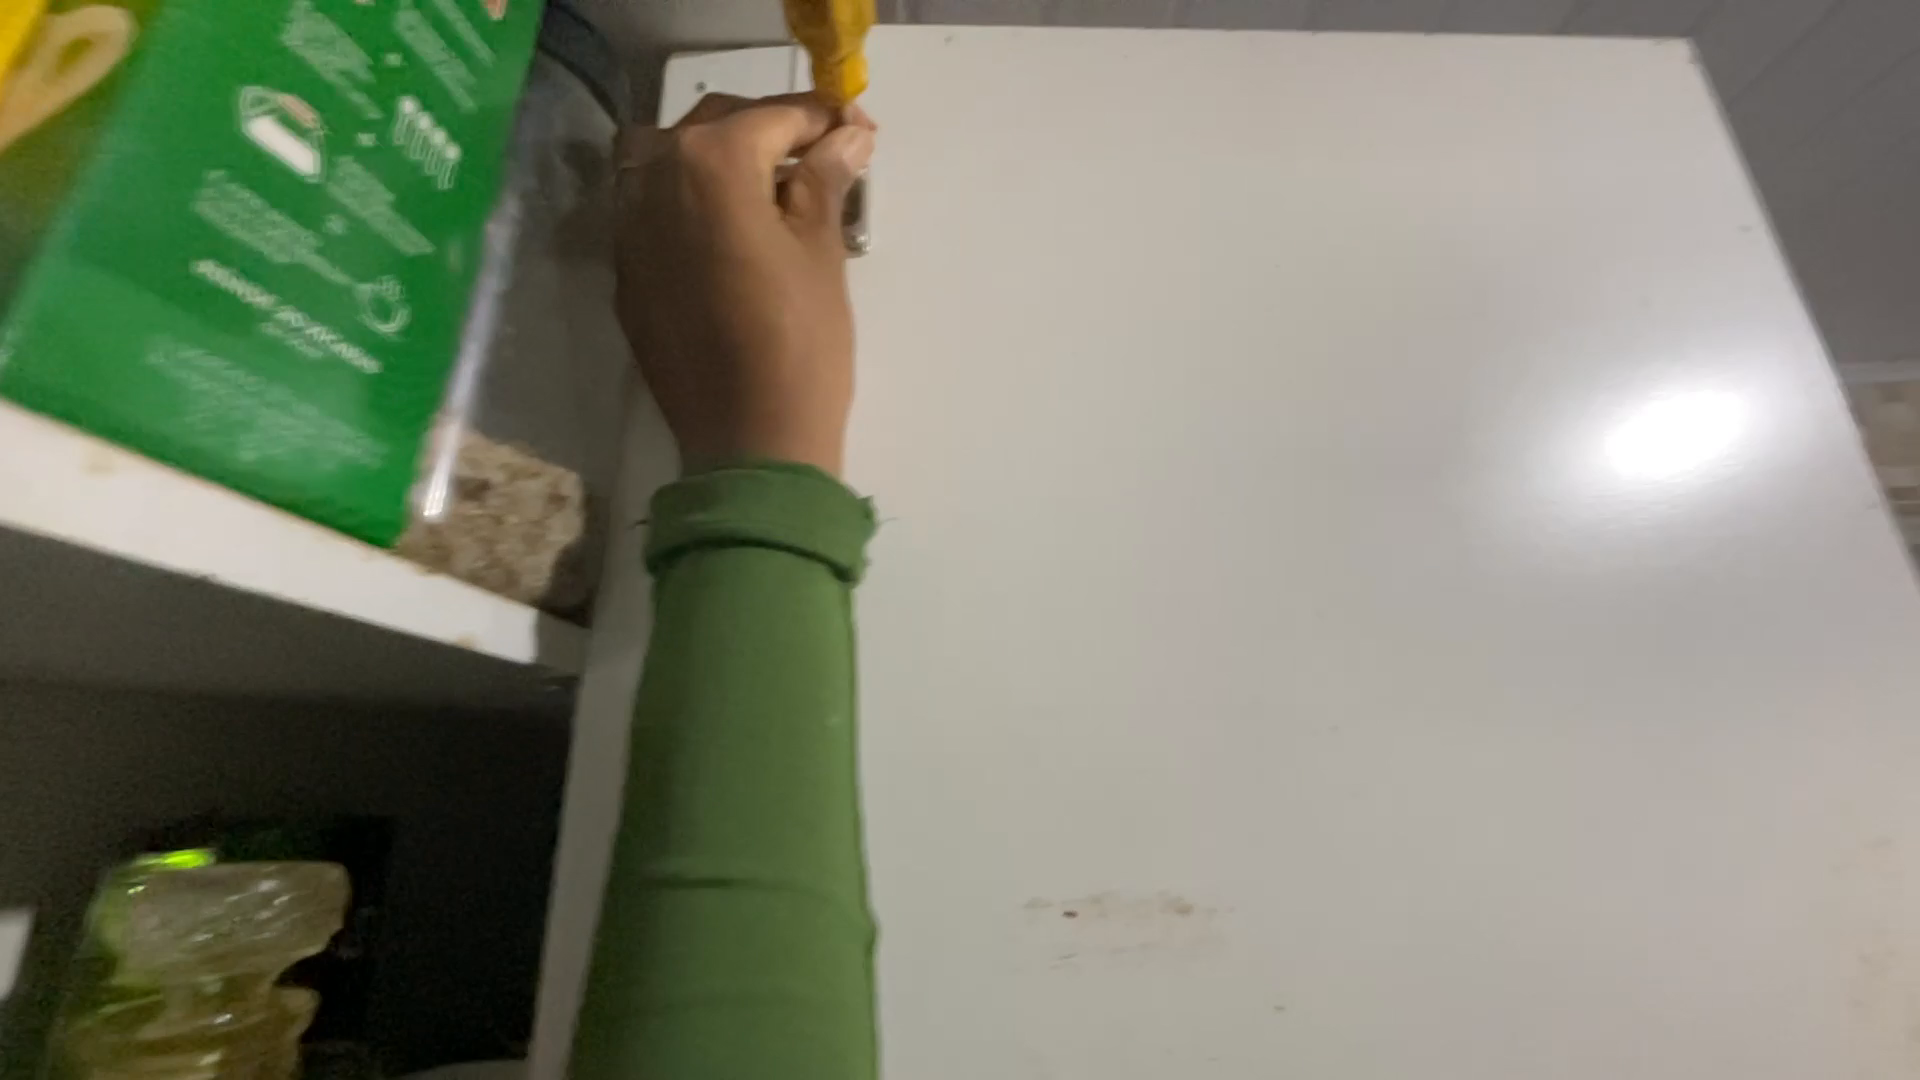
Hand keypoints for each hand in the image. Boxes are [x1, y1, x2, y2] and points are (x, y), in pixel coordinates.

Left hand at [616, 92, 876, 476]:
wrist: (752, 443)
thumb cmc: (803, 347)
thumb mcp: (822, 257)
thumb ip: (825, 182)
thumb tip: (847, 137)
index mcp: (708, 166)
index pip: (769, 118)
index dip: (817, 119)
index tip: (853, 130)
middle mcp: (652, 182)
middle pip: (710, 129)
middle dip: (765, 132)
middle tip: (816, 158)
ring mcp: (628, 232)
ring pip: (664, 162)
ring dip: (712, 160)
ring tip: (760, 191)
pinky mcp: (626, 279)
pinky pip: (648, 214)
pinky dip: (684, 204)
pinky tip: (722, 235)